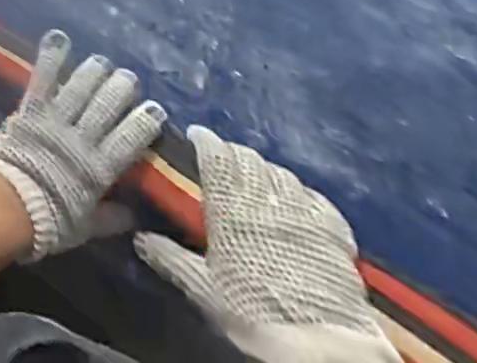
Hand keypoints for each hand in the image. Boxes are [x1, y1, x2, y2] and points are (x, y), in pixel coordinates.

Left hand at [0, 30, 165, 259]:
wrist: (9, 204)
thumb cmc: (50, 219)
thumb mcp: (87, 226)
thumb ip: (111, 217)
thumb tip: (134, 215)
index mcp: (99, 169)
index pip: (128, 141)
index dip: (143, 123)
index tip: (156, 109)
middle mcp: (80, 140)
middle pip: (105, 109)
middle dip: (119, 90)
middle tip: (128, 77)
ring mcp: (53, 122)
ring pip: (78, 91)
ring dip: (91, 73)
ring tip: (102, 61)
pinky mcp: (29, 110)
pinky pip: (42, 81)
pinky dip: (51, 59)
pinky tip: (58, 38)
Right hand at [135, 128, 400, 362]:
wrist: (322, 347)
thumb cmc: (252, 309)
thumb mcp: (202, 286)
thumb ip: (169, 257)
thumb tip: (139, 238)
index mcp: (230, 208)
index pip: (217, 157)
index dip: (205, 140)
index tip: (195, 134)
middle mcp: (267, 203)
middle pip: (251, 160)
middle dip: (234, 152)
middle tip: (222, 156)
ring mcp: (305, 218)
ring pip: (284, 176)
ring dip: (266, 169)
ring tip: (256, 175)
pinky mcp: (336, 237)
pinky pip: (319, 201)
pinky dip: (303, 192)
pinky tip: (298, 198)